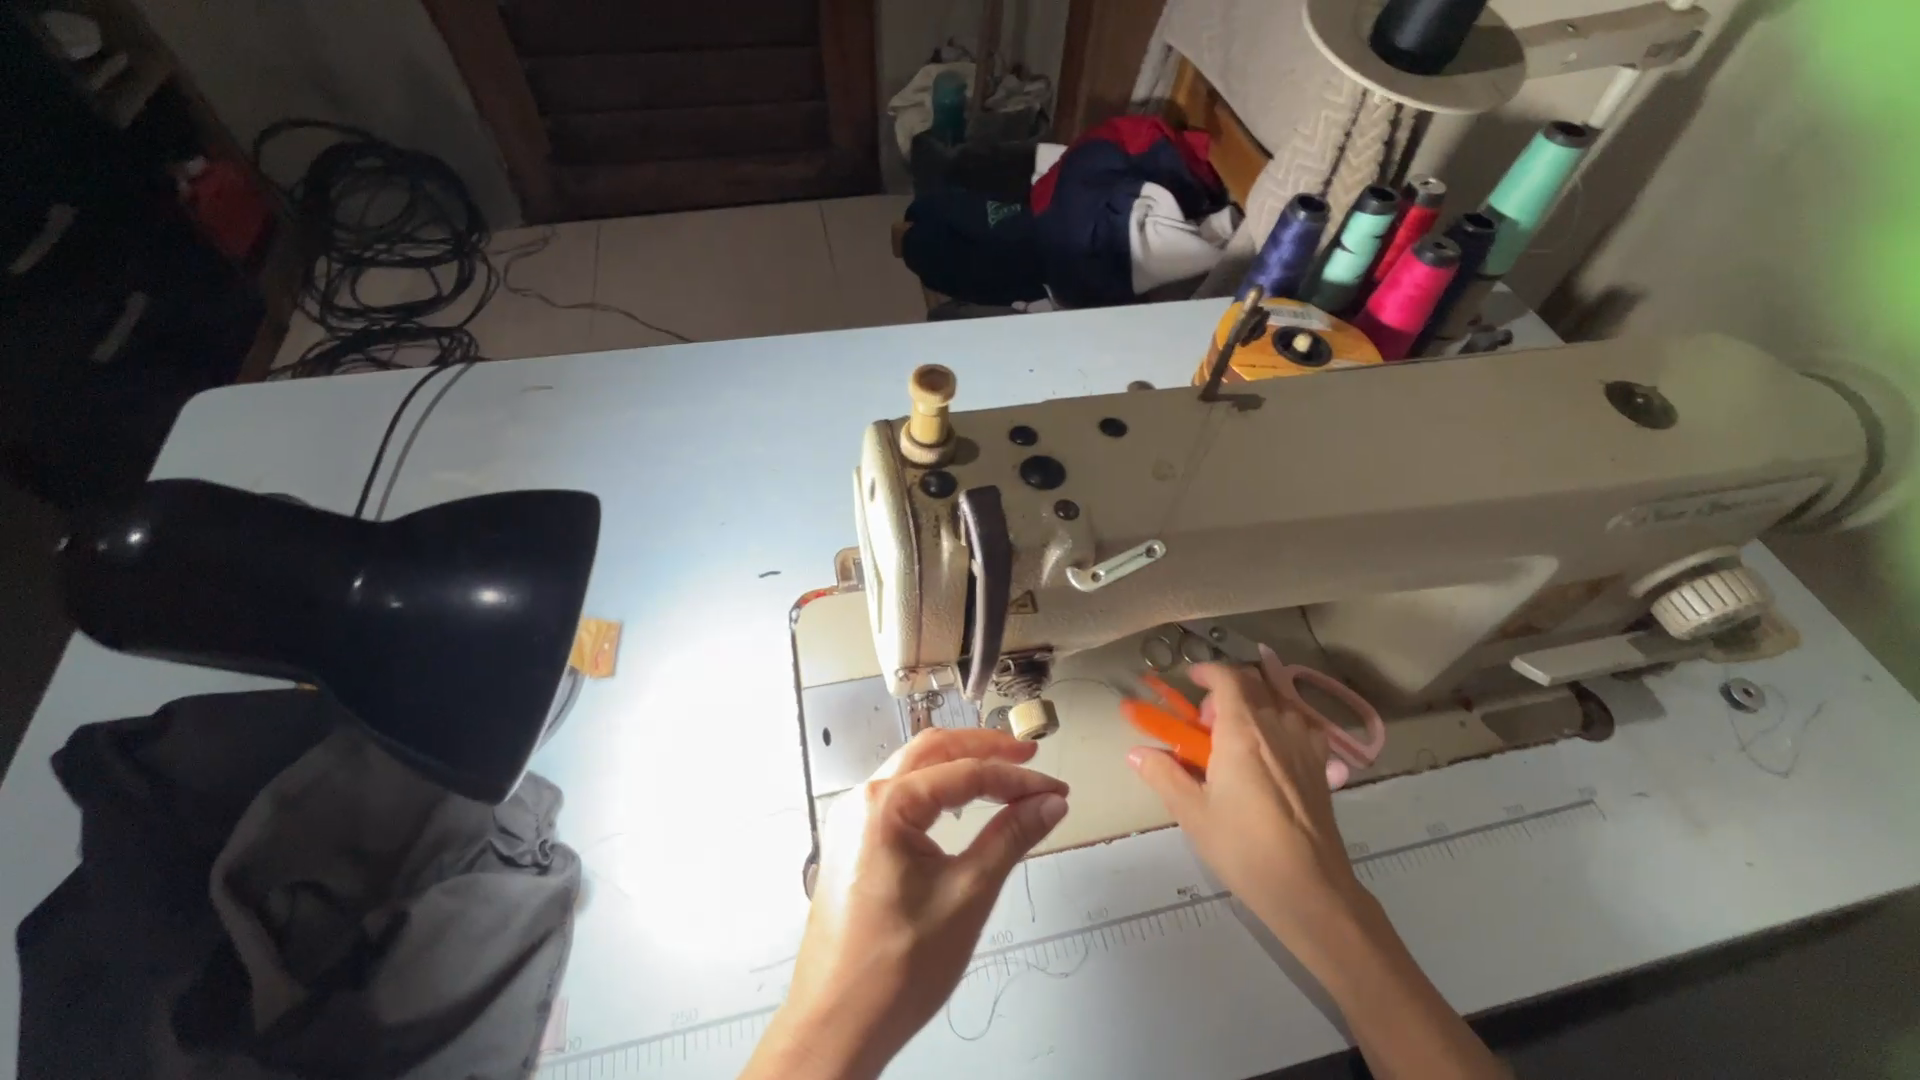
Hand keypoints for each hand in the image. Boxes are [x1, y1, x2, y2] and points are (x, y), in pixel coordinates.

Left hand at [745, 728, 1068, 1079]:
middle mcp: (861, 800)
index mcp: (885, 805)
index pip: (965, 773)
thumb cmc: (896, 968)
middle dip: (984, 749)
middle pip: (932, 751)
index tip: (1055, 791)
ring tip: (1004, 775)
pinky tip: (960, 804)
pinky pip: (899, 796)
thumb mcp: (967, 896)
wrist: (836, 1025)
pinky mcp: (852, 842)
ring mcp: (850, 820)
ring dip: (959, 764)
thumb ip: (1010, 839)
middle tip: (1030, 757)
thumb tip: (1048, 804)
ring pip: (913, 769)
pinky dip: (936, 789)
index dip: (1017, 778)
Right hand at [1128, 662, 1359, 944]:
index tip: (1189, 681)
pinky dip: (1280, 724)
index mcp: (1243, 731)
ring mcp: (1306, 744)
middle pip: (1254, 685)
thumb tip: (1136, 752)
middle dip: (1226, 691)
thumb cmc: (1244, 848)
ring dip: (1253, 706)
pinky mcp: (1322, 766)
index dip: (1208, 672)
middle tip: (1204, 722)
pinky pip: (1299, 725)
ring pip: (1278, 703)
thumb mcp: (1193, 813)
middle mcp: (1277, 727)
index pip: (1228, 678)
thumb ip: (1164, 775)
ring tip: (1235, 739)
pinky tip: (1270, 755)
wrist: (1309, 888)